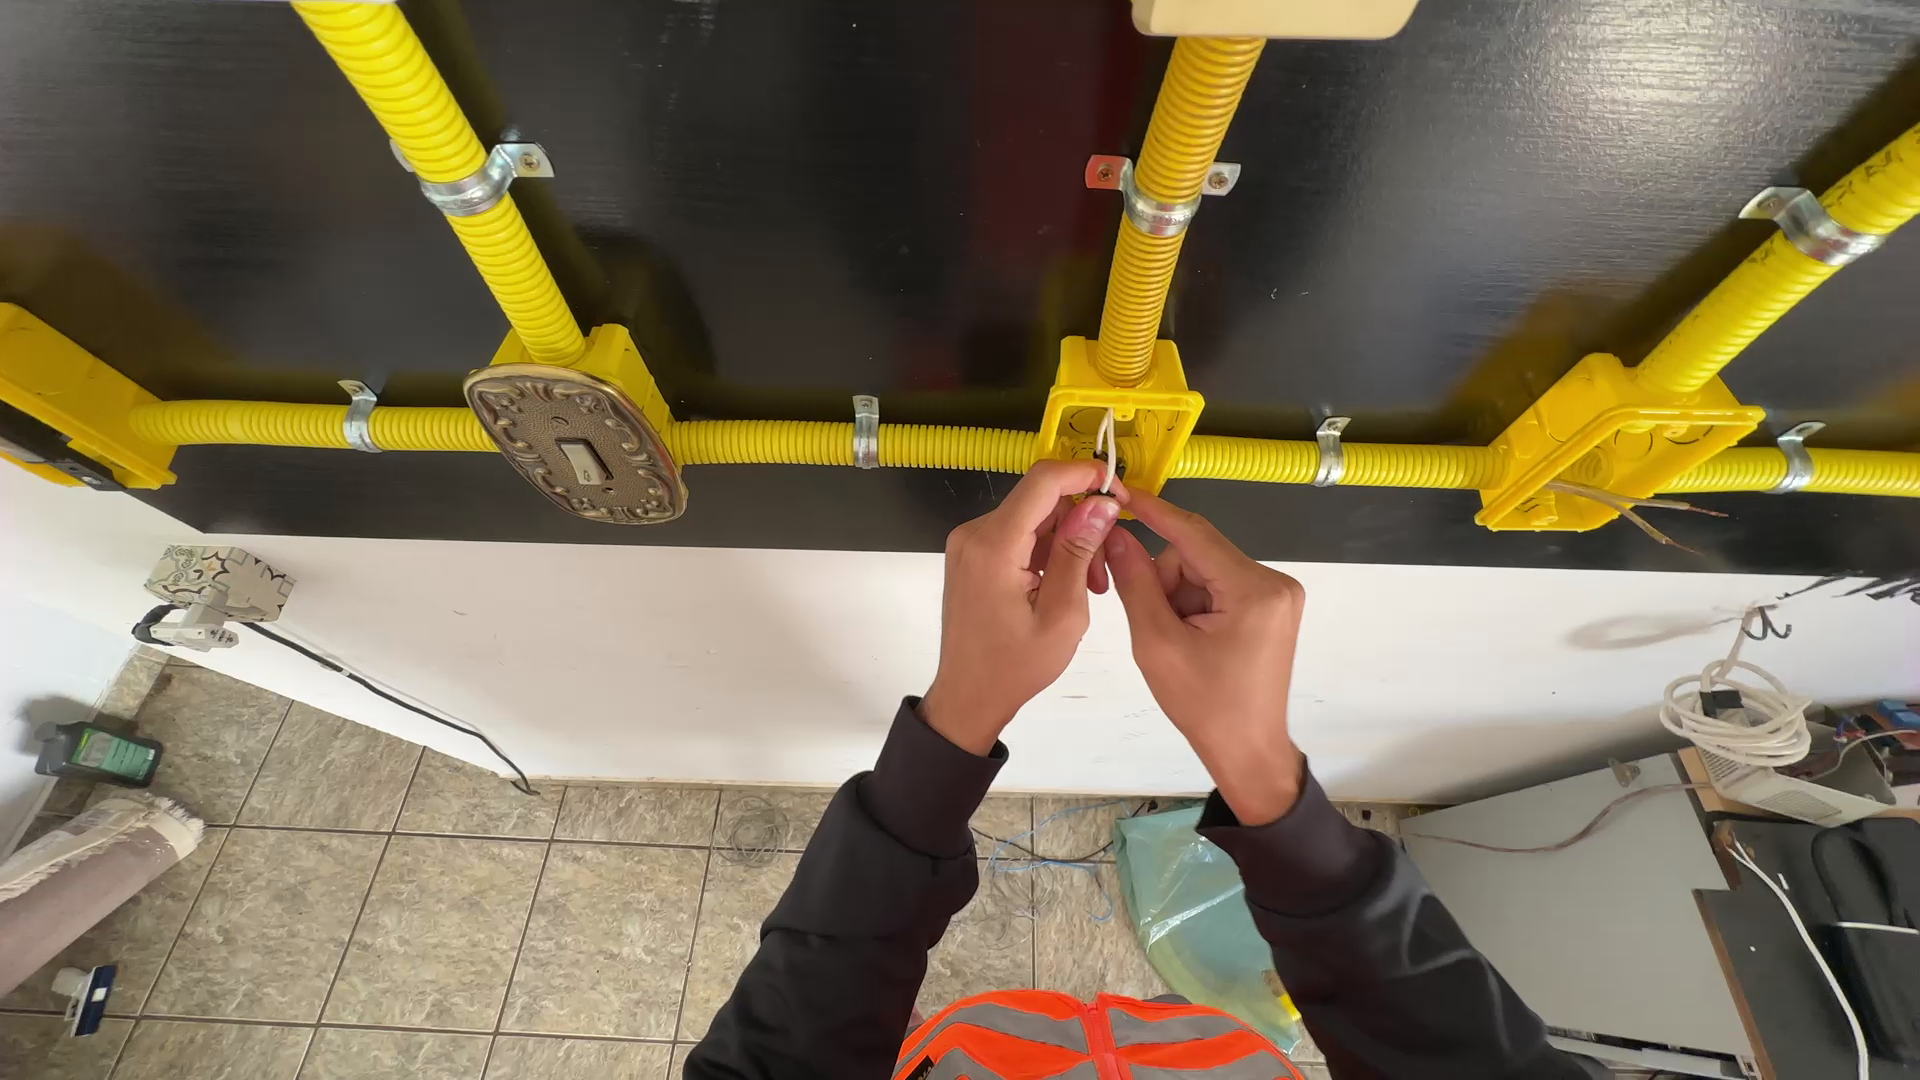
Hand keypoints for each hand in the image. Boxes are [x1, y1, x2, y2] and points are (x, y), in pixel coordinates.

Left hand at [920, 461, 1127, 754]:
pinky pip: (1017, 535)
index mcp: (993, 546)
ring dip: (1066, 542)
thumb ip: (1079, 551)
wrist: (969, 695)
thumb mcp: (1063, 613)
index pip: (1043, 480)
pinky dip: (1045, 551)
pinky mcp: (972, 554)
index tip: (1117, 489)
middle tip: (1103, 567)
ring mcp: (969, 543)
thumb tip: (1101, 503)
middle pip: (1039, 500)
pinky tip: (1063, 584)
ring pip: (1032, 518)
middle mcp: (974, 534)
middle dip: (1080, 523)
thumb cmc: (1013, 666)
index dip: (1084, 474)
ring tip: (1087, 585)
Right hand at [1103, 491, 1306, 824]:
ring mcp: (1277, 594)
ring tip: (1176, 639)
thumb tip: (1116, 535)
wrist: (1247, 750)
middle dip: (1165, 582)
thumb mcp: (1157, 643)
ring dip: (1178, 596)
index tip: (1120, 492)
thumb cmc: (1203, 705)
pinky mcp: (1270, 606)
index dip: (1153, 511)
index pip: (1194, 533)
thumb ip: (1135, 582)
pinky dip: (1193, 604)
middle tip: (1154, 624)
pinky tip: (1191, 638)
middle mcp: (1275, 582)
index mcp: (1254, 590)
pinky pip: (1216, 585)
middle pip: (1196, 554)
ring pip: (1203, 570)